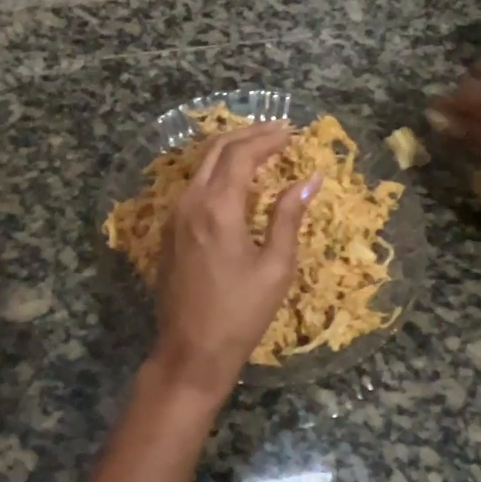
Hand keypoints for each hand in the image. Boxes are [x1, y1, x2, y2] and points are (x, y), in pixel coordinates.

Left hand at [148, 121, 319, 397]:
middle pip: (217, 149)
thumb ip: (289, 217)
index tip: (292, 132)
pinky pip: (195, 182)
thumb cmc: (240, 314)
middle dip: (248, 134)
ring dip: (232, 148)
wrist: (189, 352)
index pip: (242, 154)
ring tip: (262, 146)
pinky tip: (238, 176)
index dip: (267, 138)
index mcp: (218, 207)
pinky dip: (218, 168)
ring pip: (203, 163)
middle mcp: (191, 200)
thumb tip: (310, 179)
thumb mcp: (275, 267)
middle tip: (279, 130)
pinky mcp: (170, 227)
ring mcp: (175, 212)